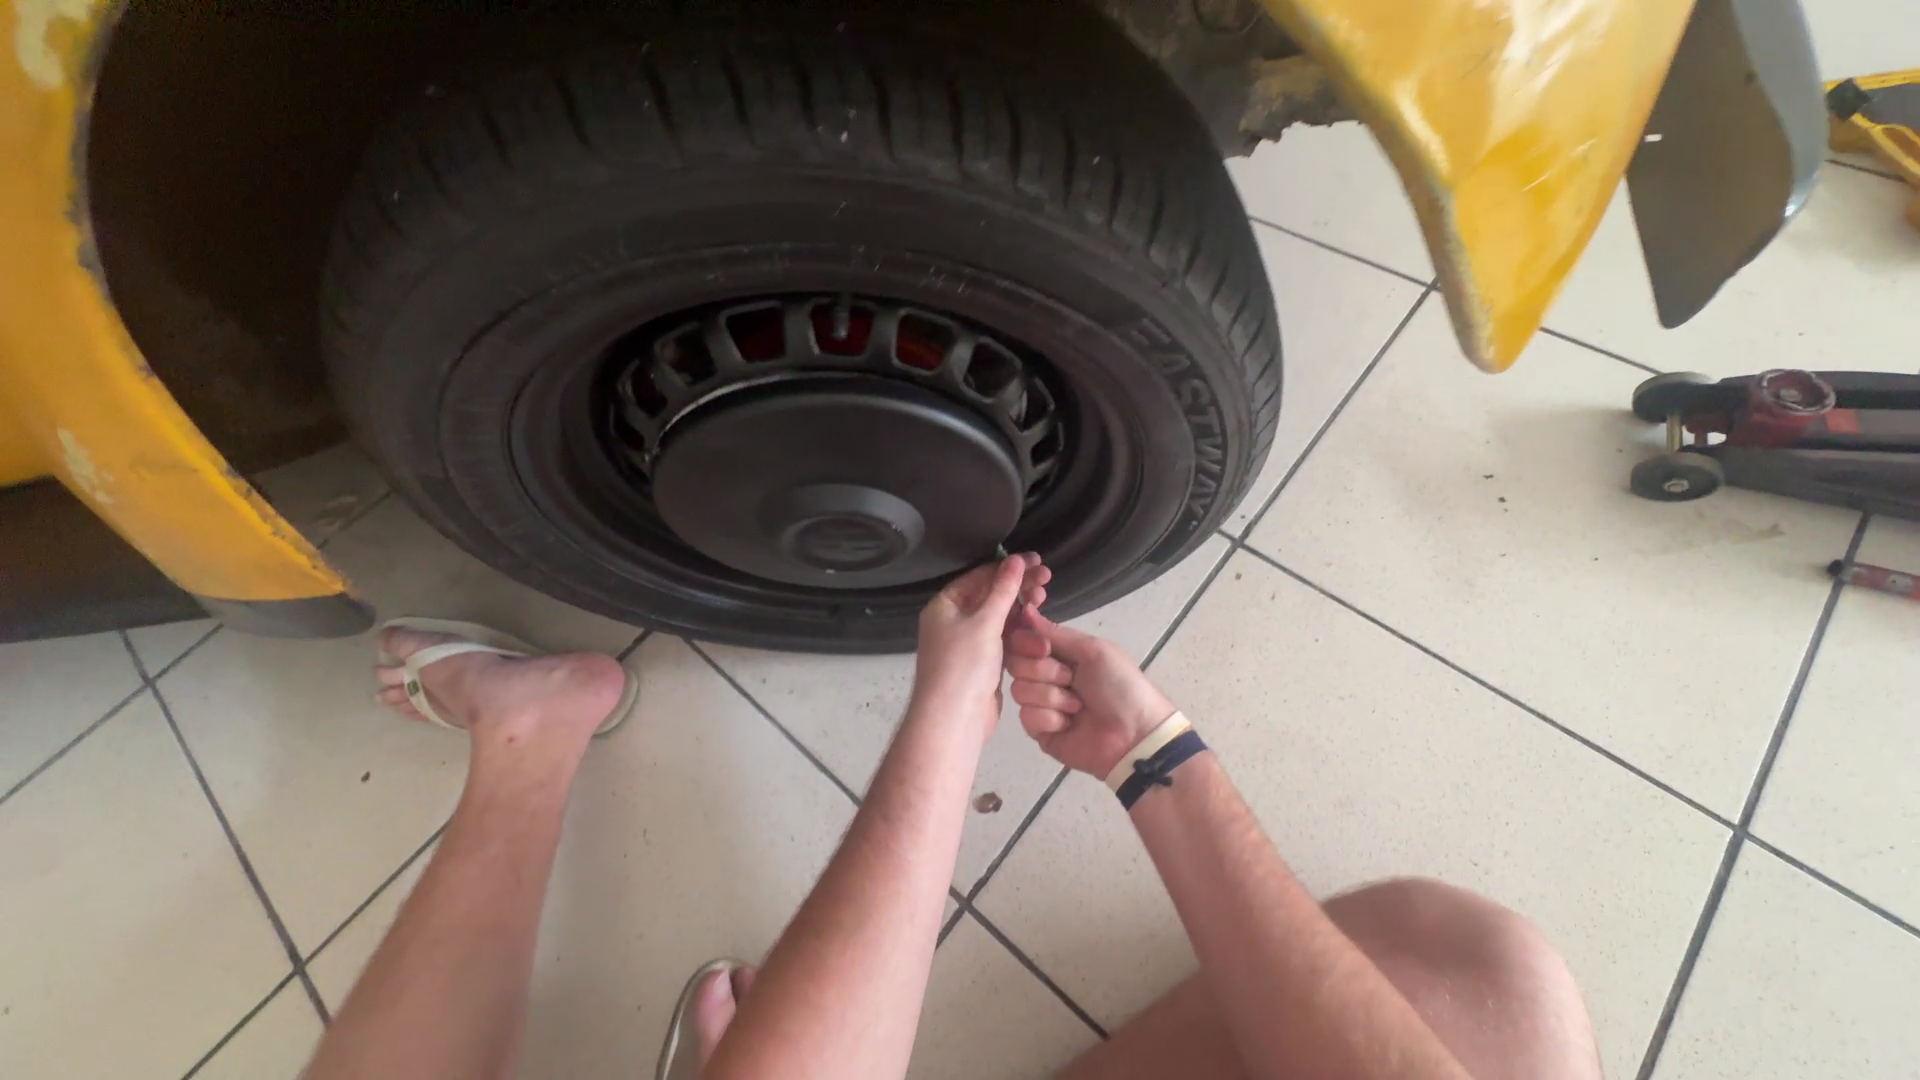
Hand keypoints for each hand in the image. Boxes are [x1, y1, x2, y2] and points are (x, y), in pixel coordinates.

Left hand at [913, 553, 1050, 739]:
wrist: (955, 719)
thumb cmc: (963, 665)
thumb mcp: (985, 622)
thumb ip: (1003, 591)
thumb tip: (1015, 559)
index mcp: (945, 606)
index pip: (979, 577)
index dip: (1008, 567)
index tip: (1036, 561)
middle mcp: (953, 621)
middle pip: (990, 595)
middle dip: (1018, 586)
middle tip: (1046, 577)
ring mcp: (968, 642)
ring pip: (998, 617)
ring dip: (1021, 607)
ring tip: (1045, 596)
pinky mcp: (982, 662)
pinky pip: (1002, 637)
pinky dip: (1018, 629)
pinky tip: (1036, 622)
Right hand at [1004, 603, 1176, 776]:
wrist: (1134, 733)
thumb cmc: (1120, 685)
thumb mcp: (1093, 650)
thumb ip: (1056, 632)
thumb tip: (1025, 609)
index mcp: (1059, 655)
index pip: (1022, 642)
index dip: (1026, 643)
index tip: (1043, 649)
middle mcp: (1046, 677)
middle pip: (1016, 665)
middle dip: (1043, 671)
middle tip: (1070, 679)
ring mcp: (1042, 705)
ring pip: (1020, 691)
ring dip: (1052, 697)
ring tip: (1078, 706)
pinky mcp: (1040, 731)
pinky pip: (1027, 718)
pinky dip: (1051, 718)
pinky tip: (1070, 724)